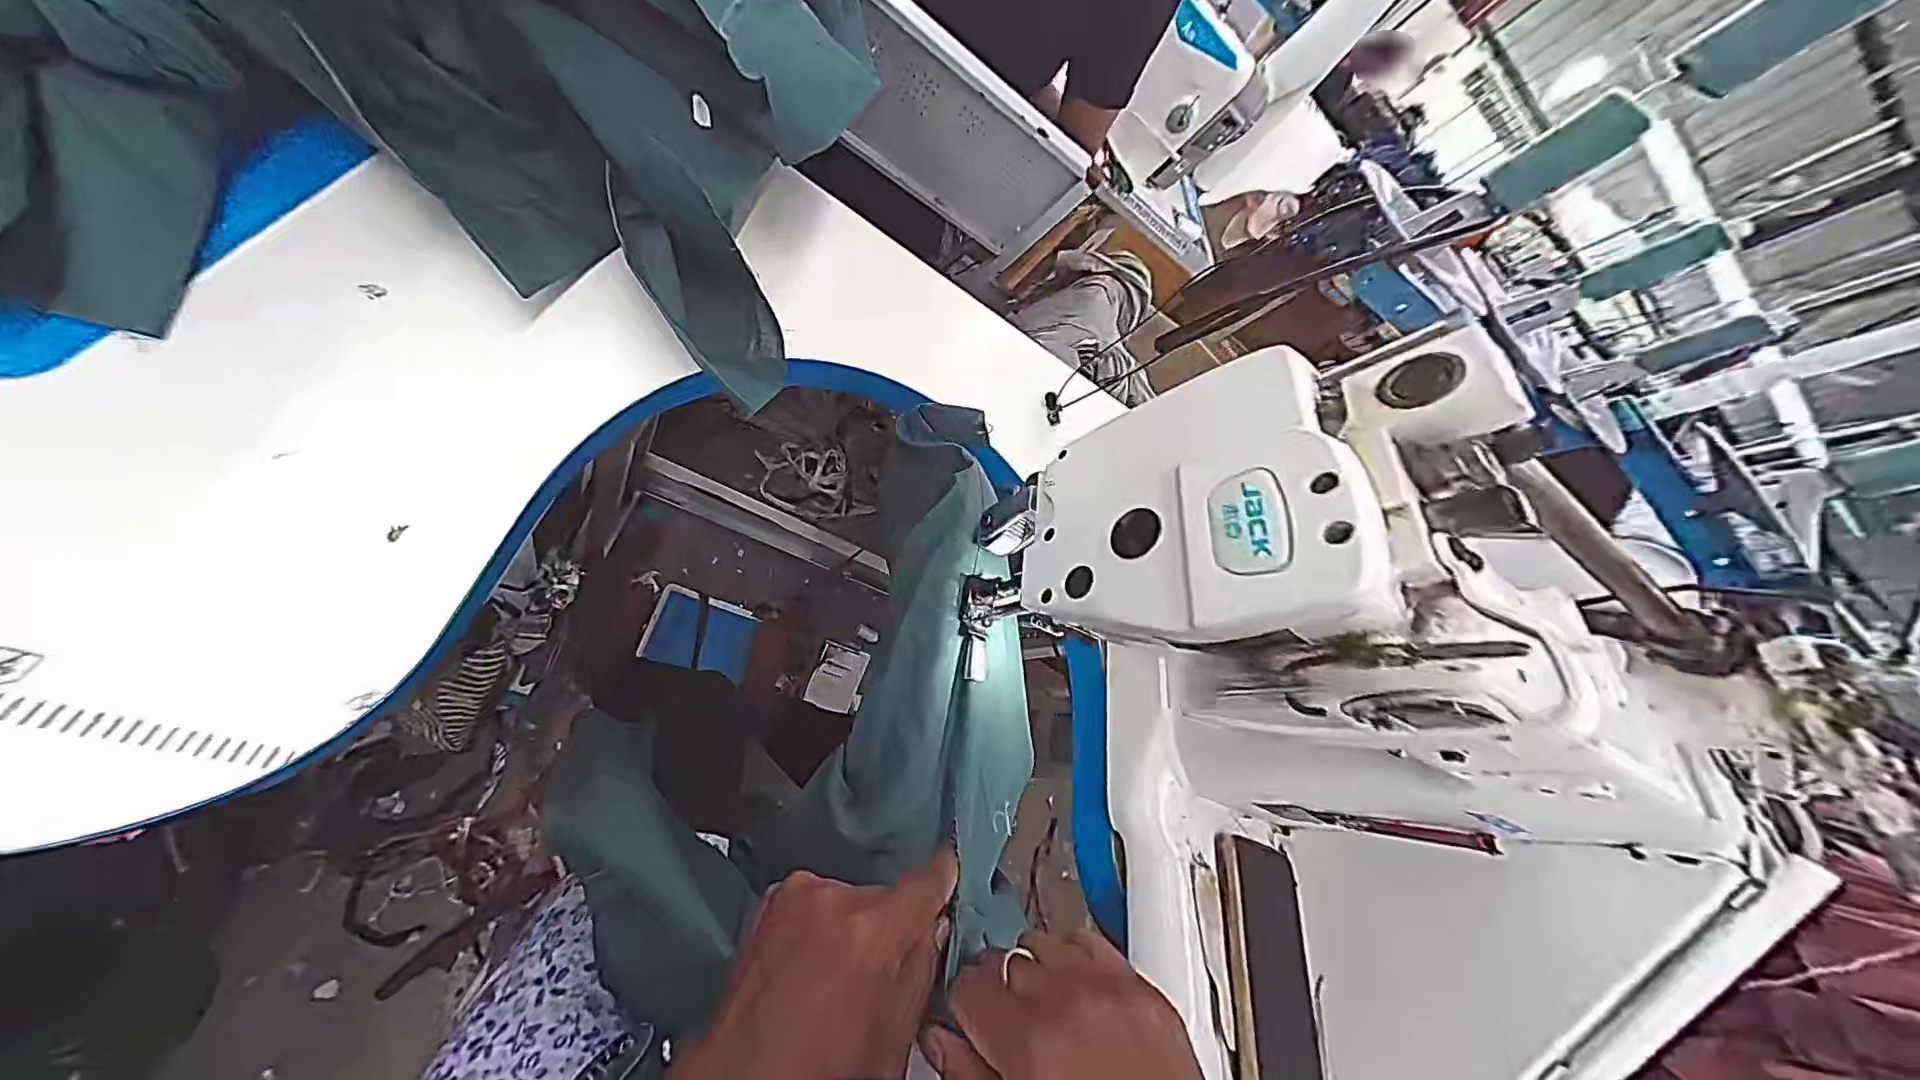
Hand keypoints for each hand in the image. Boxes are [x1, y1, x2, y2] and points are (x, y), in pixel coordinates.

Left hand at [670, 846, 956, 1079]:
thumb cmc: (813, 1070)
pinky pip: (818, 900)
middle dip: (890, 924)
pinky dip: (821, 923)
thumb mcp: (893, 1037)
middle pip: (886, 896)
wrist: (741, 1078)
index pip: (927, 880)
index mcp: (873, 932)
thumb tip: (932, 930)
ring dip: (852, 923)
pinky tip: (812, 965)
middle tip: (880, 969)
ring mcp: (798, 895)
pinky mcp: (774, 901)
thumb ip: (922, 970)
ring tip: (835, 975)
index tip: (950, 868)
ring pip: (851, 897)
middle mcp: (834, 899)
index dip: (945, 876)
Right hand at [918, 929, 1203, 1079]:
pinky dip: (1076, 957)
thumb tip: (943, 1039)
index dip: (965, 1003)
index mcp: (1027, 1041)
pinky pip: (1089, 941)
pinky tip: (1076, 989)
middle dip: (1000, 989)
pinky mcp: (1139, 986)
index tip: (971, 1017)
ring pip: (1043, 942)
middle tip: (1010, 1023)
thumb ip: (971, 1072)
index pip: (968, 985)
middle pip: (1003, 960)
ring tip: (1046, 1008)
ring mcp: (1105, 987)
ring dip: (1037, 970)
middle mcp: (1064, 1000)